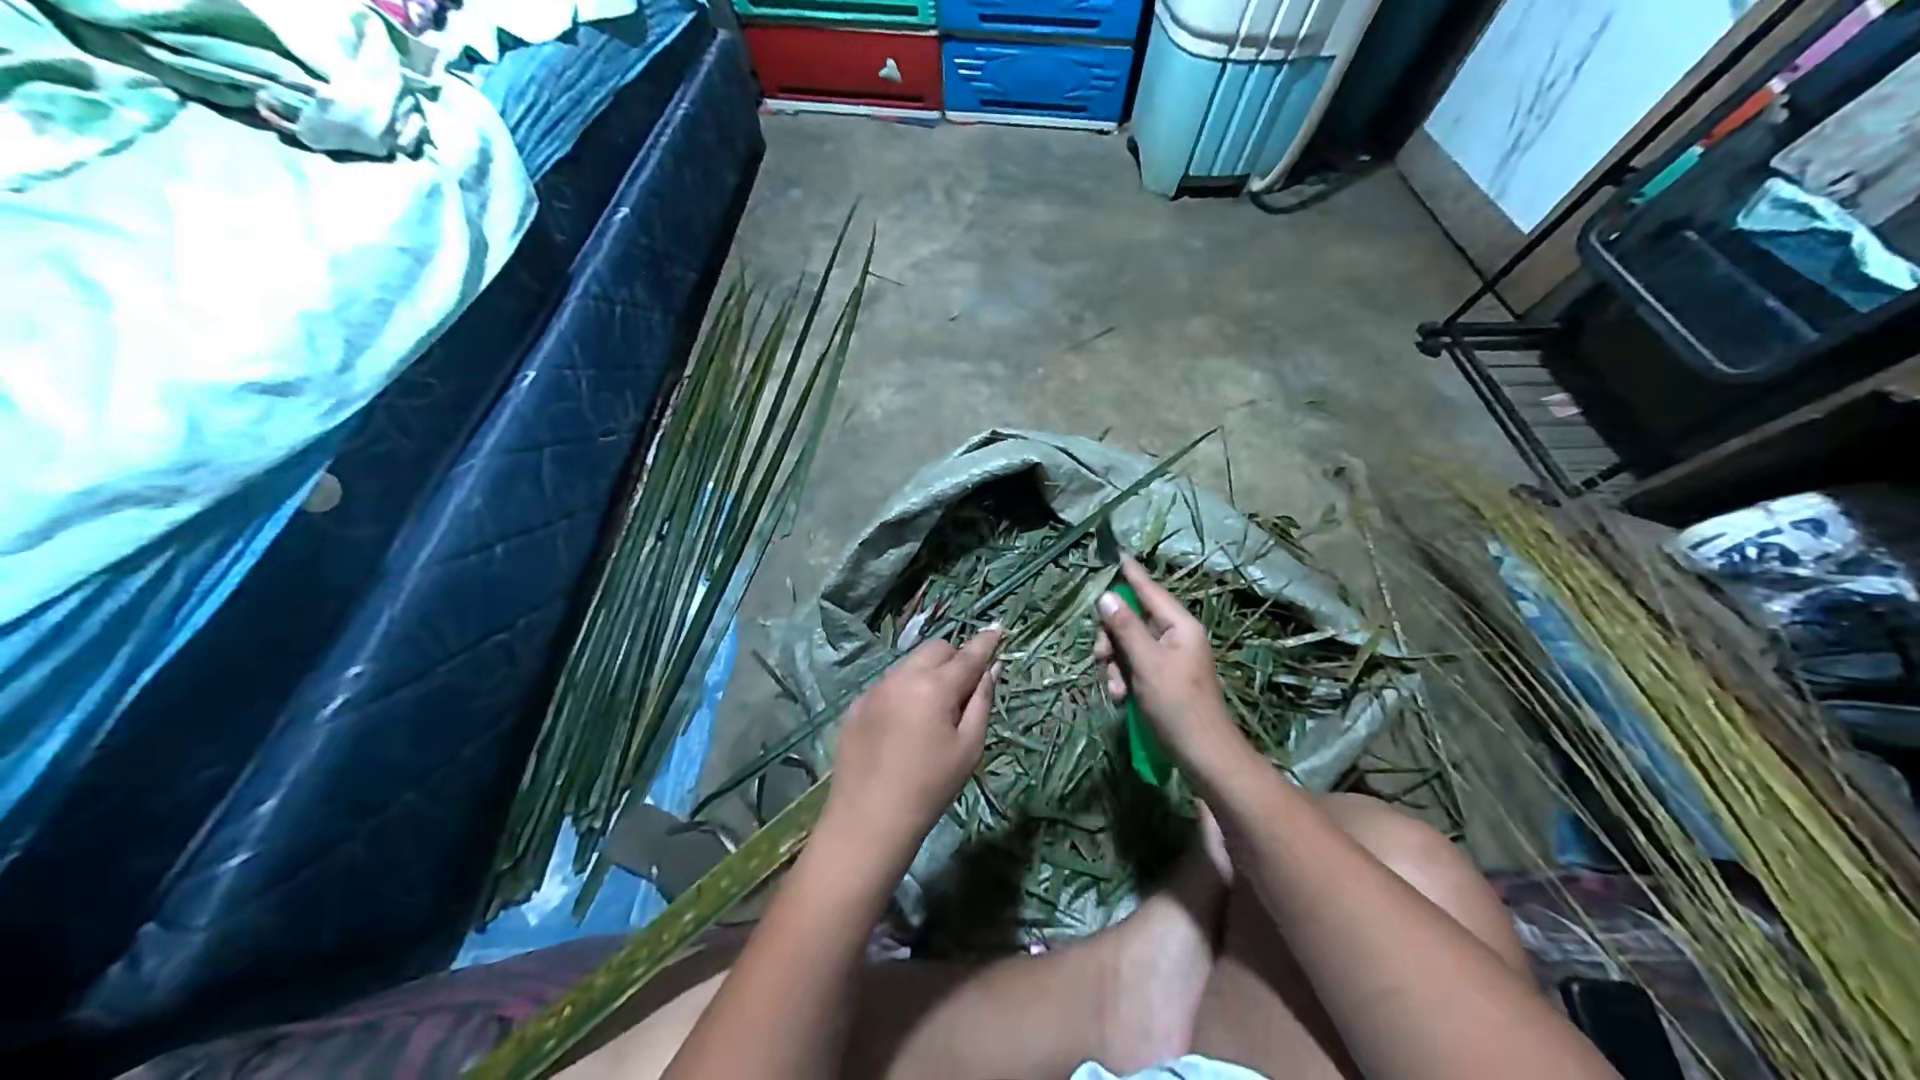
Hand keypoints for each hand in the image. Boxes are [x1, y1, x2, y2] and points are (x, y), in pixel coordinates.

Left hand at [823, 628, 1001, 858]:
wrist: (869, 819)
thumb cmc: (931, 787)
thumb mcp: (969, 748)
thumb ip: (981, 701)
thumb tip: (991, 669)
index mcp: (934, 686)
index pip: (967, 655)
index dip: (986, 643)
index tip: (997, 630)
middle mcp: (902, 677)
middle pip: (936, 649)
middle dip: (954, 658)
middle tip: (964, 688)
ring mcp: (875, 689)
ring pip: (909, 665)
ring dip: (927, 674)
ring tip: (932, 712)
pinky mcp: (856, 705)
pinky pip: (888, 685)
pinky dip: (904, 692)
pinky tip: (903, 727)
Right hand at [1094, 557, 1245, 772]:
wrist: (1203, 754)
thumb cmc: (1178, 705)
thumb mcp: (1146, 663)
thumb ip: (1125, 628)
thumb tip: (1106, 596)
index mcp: (1179, 626)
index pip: (1149, 590)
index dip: (1130, 573)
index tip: (1115, 553)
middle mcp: (1175, 636)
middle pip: (1131, 620)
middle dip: (1111, 640)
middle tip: (1101, 659)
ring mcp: (1170, 658)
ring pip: (1128, 646)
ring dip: (1114, 665)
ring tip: (1114, 690)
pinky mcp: (1163, 679)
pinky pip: (1134, 667)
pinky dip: (1123, 679)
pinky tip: (1121, 699)